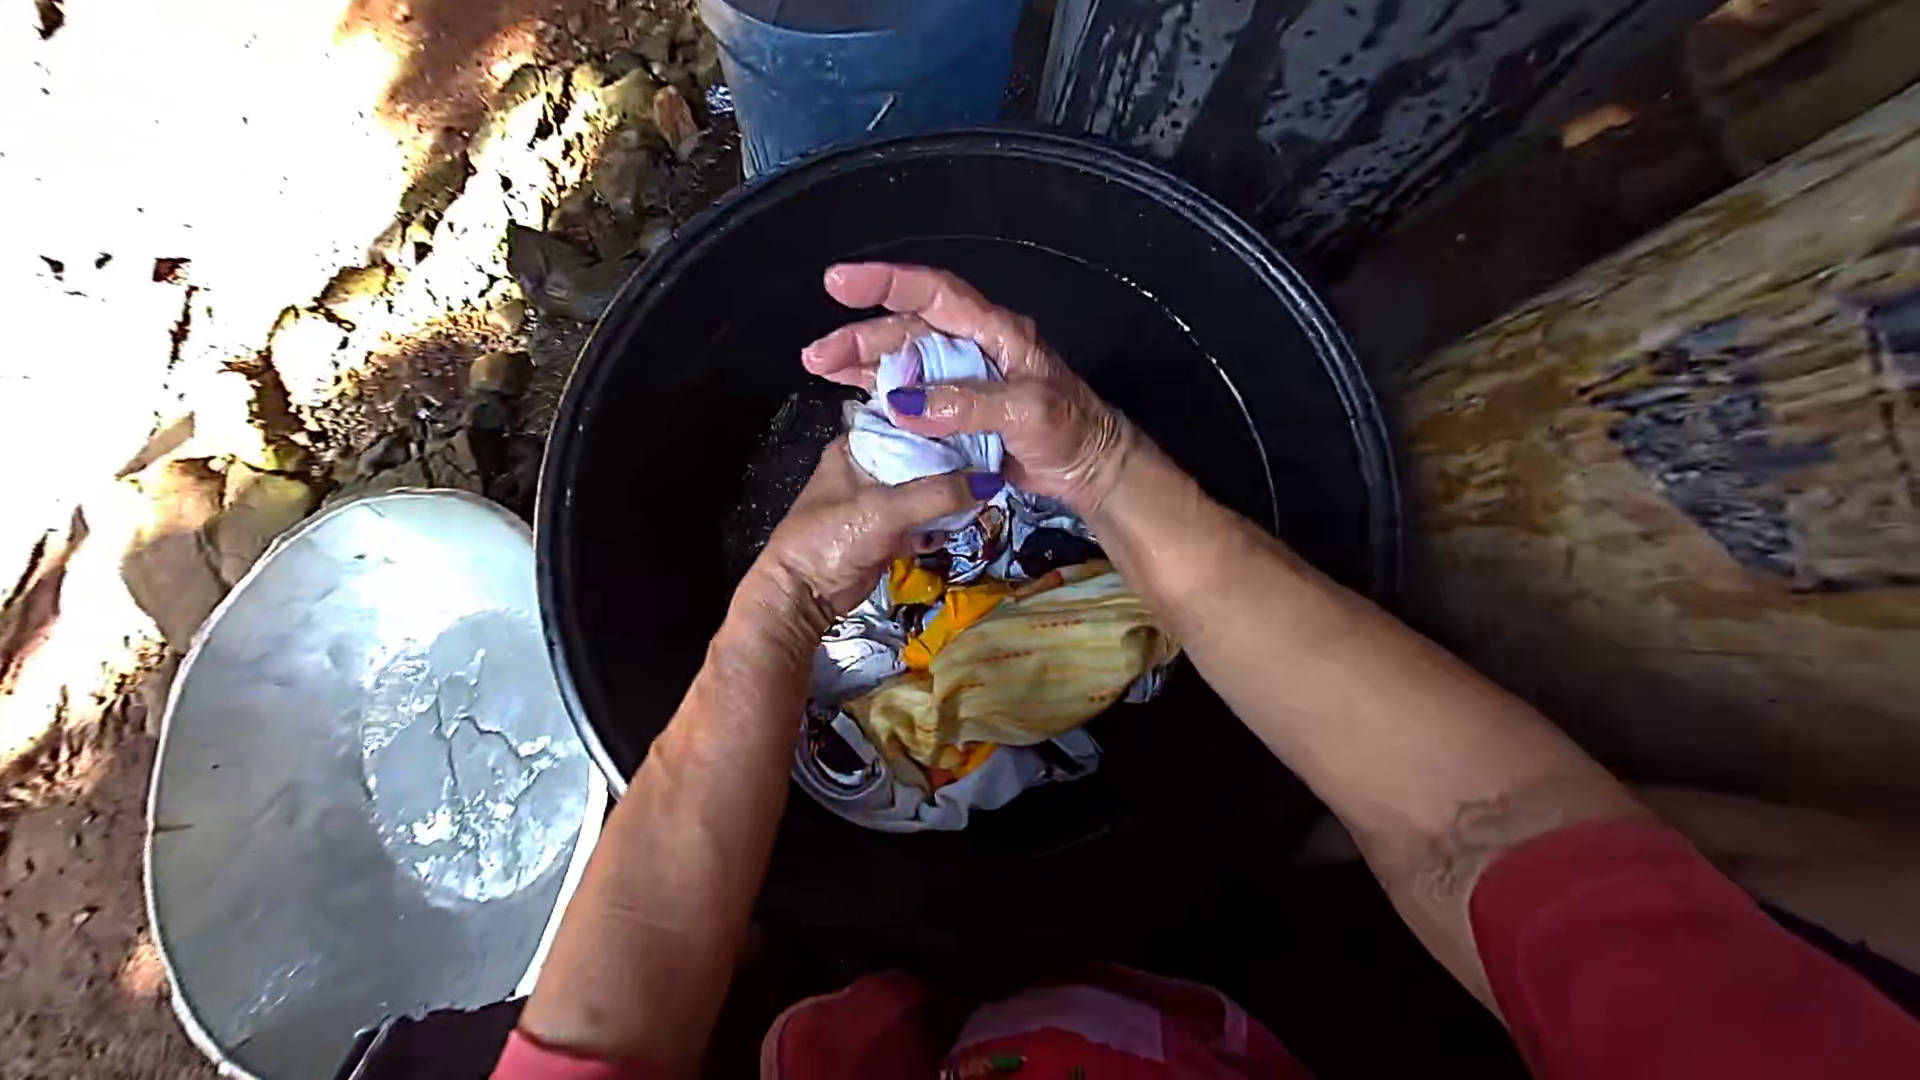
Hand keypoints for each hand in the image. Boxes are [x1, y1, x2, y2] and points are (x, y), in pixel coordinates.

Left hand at [744, 438, 993, 648]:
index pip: (910, 423)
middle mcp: (870, 466)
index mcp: (858, 446)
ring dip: (950, 500)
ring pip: (927, 491)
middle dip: (954, 468)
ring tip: (978, 500)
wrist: (804, 593)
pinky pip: (924, 519)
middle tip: (989, 468)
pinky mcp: (889, 529)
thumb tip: (990, 482)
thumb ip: (938, 494)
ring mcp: (880, 500)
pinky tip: (954, 528)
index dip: (944, 426)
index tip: (981, 430)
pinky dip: (938, 525)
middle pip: (924, 458)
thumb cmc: (832, 538)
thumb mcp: (886, 509)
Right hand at [801, 263, 1132, 510]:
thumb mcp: (1026, 410)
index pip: (935, 295)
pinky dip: (883, 394)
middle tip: (817, 354)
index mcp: (994, 333)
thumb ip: (969, 403)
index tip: (841, 282)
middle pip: (908, 329)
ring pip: (904, 361)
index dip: (886, 283)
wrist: (1085, 465)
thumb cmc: (1070, 428)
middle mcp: (972, 348)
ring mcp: (962, 379)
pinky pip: (913, 396)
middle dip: (860, 336)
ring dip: (863, 363)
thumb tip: (907, 403)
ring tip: (821, 367)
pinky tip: (855, 394)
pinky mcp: (957, 411)